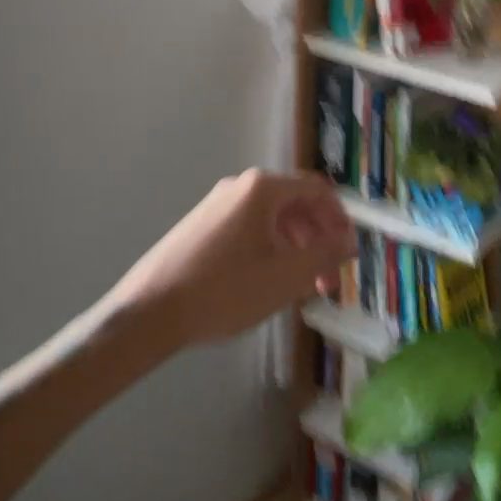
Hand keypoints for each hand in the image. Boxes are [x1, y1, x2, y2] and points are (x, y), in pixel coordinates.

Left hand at [106, 170, 356, 348]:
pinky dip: (270, 251)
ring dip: (296, 249)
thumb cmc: (225, 290)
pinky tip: (269, 284)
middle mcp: (240, 187)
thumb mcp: (287, 276)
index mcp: (263, 189)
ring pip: (272, 220)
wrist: (150, 312)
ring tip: (302, 288)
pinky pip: (249, 230)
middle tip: (328, 279)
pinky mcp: (201, 227)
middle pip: (295, 204)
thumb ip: (326, 254)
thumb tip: (350, 240)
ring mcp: (216, 206)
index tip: (349, 253)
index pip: (318, 190)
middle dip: (318, 239)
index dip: (340, 219)